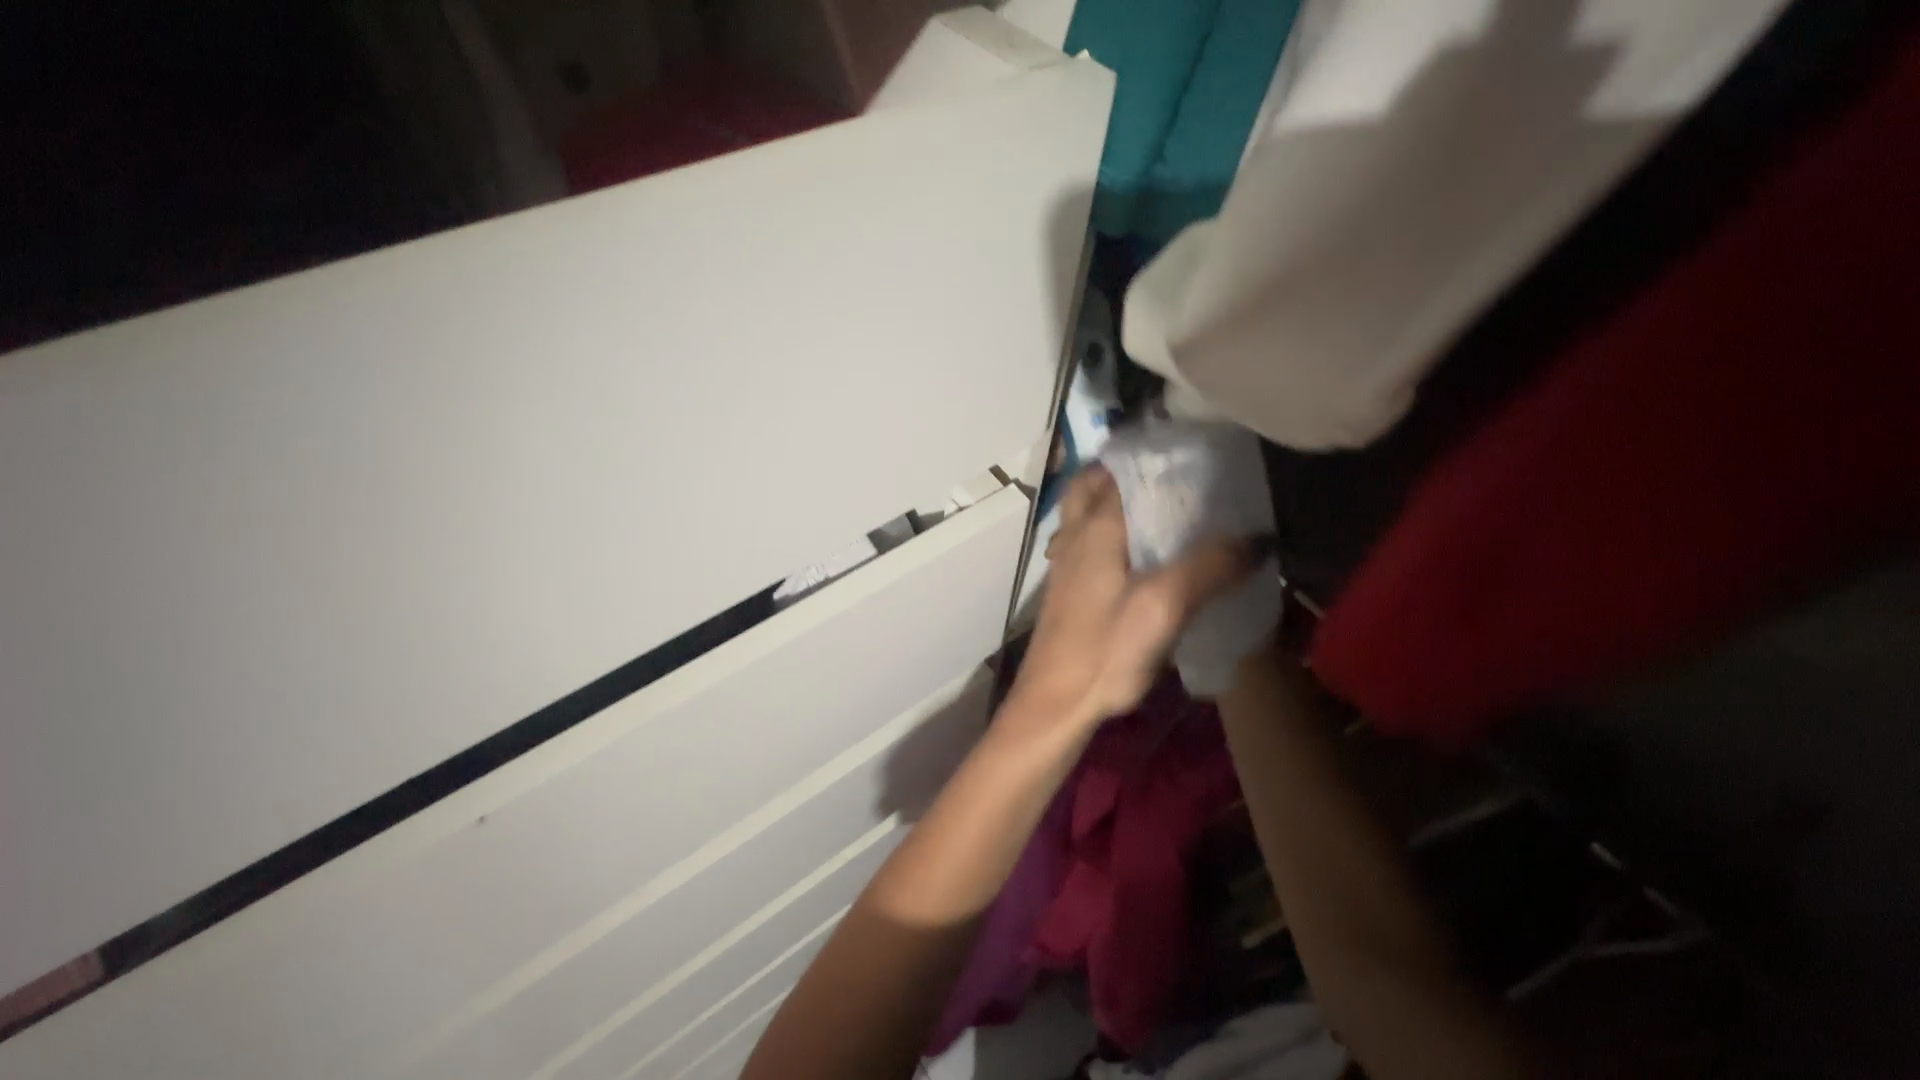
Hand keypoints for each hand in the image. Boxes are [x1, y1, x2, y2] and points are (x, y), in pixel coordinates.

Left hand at [1010, 466, 1254, 728]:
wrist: (1054, 704)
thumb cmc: (1106, 652)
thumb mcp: (1166, 606)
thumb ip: (1209, 566)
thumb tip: (1258, 538)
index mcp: (1097, 527)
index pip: (1123, 470)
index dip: (1156, 456)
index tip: (1196, 451)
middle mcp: (1076, 535)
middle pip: (1095, 483)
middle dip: (1129, 471)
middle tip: (1176, 476)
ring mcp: (1066, 563)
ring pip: (1087, 512)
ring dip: (1116, 500)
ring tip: (1164, 508)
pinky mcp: (1069, 589)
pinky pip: (1088, 541)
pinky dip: (1111, 532)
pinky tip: (1141, 556)